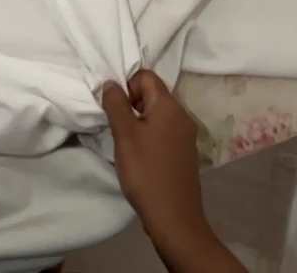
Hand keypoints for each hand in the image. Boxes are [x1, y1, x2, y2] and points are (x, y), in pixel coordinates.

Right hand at [101, 71, 209, 248]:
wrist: (175, 220)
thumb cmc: (146, 171)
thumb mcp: (124, 134)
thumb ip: (115, 103)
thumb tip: (111, 82)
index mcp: (170, 106)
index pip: (145, 76)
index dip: (126, 85)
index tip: (114, 107)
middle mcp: (182, 116)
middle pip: (152, 94)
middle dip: (130, 103)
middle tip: (116, 124)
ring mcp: (185, 136)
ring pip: (156, 114)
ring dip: (138, 121)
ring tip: (125, 141)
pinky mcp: (184, 153)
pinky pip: (163, 131)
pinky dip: (148, 135)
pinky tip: (140, 155)